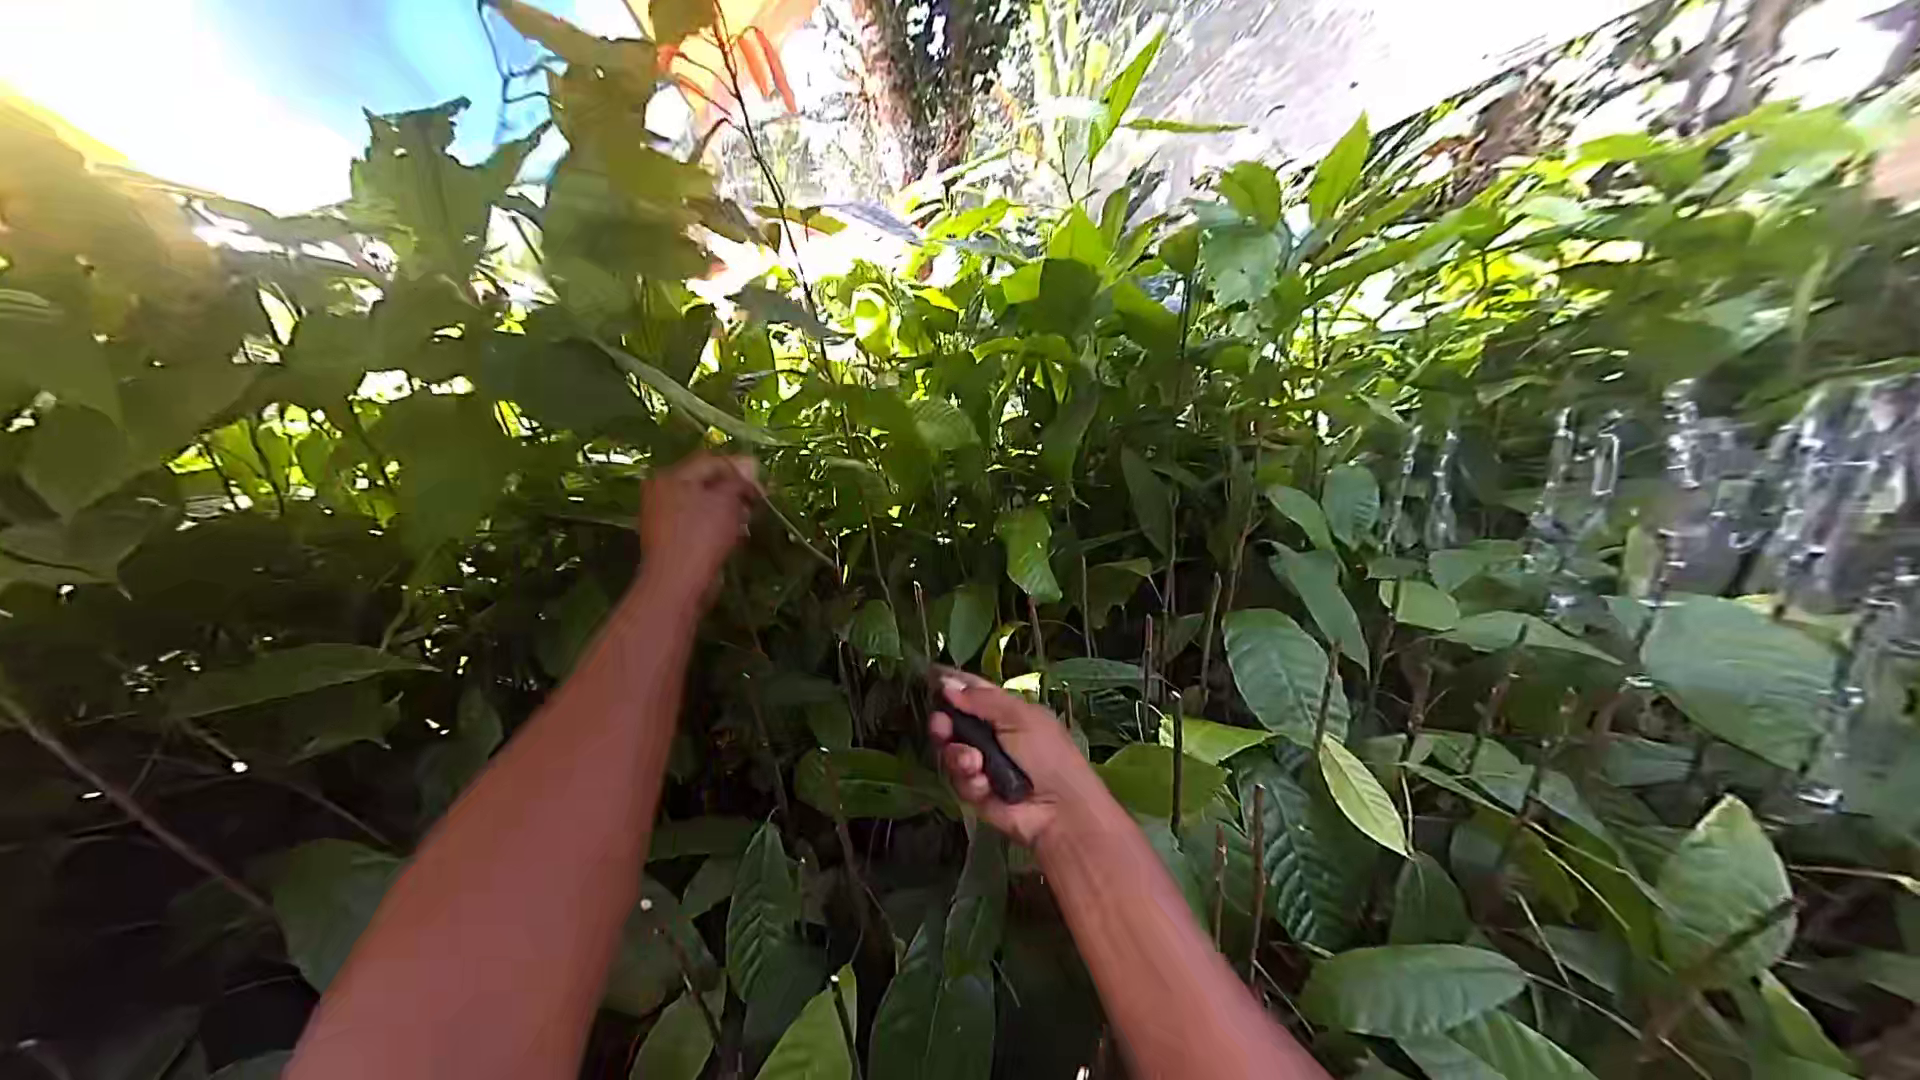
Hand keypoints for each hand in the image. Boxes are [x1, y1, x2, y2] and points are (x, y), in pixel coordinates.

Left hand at [638, 453, 760, 595]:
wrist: (678, 583)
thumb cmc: (702, 536)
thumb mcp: (727, 500)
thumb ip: (739, 480)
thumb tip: (750, 465)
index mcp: (671, 476)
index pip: (711, 462)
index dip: (741, 470)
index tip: (763, 486)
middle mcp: (662, 491)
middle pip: (706, 482)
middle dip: (735, 491)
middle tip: (758, 502)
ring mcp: (664, 515)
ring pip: (704, 503)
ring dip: (729, 509)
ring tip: (749, 520)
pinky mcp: (671, 537)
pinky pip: (699, 522)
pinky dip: (718, 524)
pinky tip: (735, 535)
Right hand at [930, 670, 1115, 849]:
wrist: (1059, 810)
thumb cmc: (1047, 755)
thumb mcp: (1020, 717)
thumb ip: (982, 699)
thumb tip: (947, 684)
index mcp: (1005, 710)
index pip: (973, 690)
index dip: (951, 683)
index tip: (929, 676)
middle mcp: (990, 734)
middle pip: (952, 721)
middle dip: (944, 723)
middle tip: (941, 725)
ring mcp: (982, 763)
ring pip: (951, 751)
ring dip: (959, 756)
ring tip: (974, 762)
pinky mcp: (976, 791)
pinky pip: (959, 780)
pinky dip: (970, 781)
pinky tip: (985, 784)